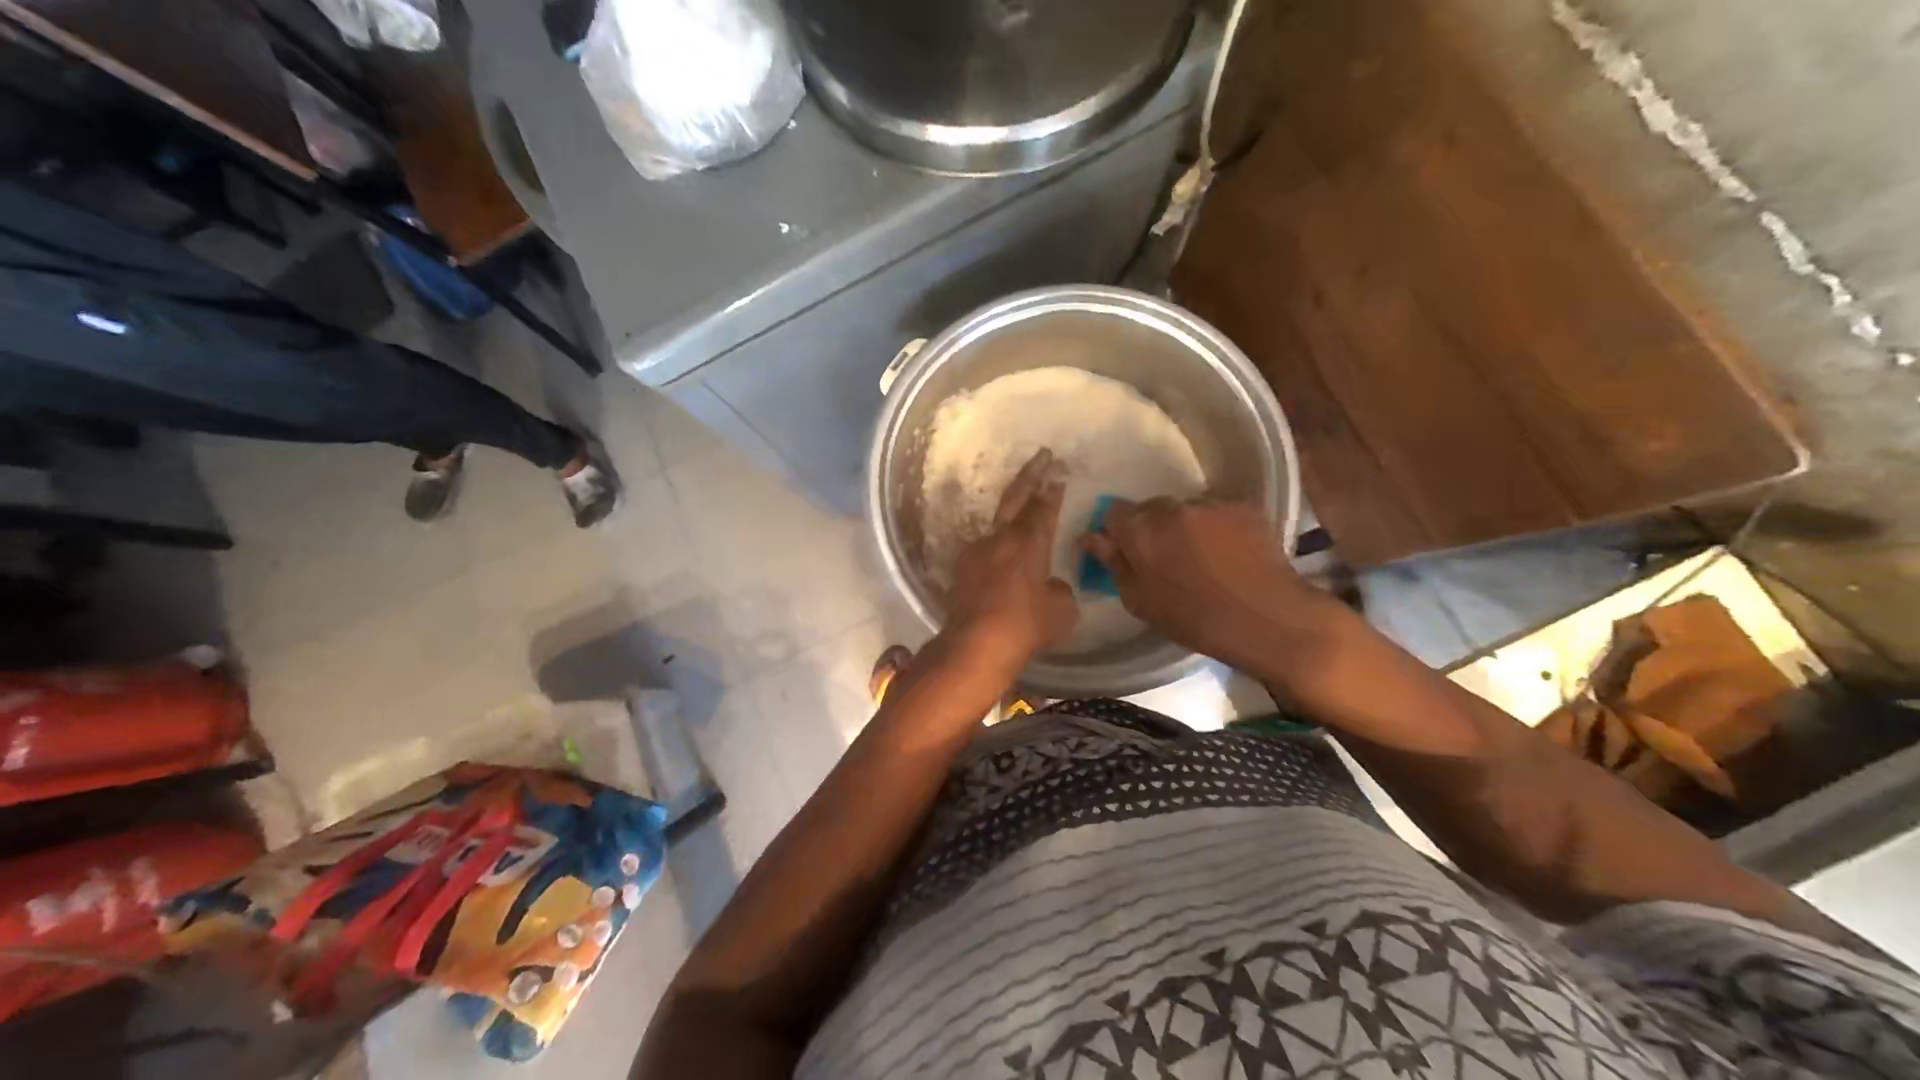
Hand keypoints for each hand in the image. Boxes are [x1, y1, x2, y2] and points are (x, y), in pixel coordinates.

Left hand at [941, 449, 1077, 675]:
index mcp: (1029, 543)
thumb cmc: (1025, 626)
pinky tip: (1002, 567)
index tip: (1058, 472)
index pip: (1044, 508)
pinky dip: (997, 552)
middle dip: (1031, 475)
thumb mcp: (1061, 611)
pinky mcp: (961, 569)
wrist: (975, 645)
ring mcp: (976, 552)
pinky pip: (984, 553)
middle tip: (1042, 456)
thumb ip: (1059, 590)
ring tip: (1024, 530)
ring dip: (1011, 520)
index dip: (1052, 489)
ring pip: (997, 528)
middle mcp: (1000, 539)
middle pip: (1016, 498)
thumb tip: (1049, 586)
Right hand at [1080, 499, 1334, 673]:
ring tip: (1203, 557)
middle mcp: (1172, 507)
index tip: (1128, 553)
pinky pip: (1216, 511)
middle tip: (1166, 560)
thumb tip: (1092, 538)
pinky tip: (1228, 553)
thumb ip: (1115, 564)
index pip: (1114, 513)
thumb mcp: (1141, 602)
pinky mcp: (1242, 506)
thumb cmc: (1194, 619)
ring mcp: (1210, 503)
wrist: (1268, 618)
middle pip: (1150, 509)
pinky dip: (1215, 526)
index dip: (1118, 532)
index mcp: (1141, 531)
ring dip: (1185, 526)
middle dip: (1152, 528)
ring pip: (1185, 509)